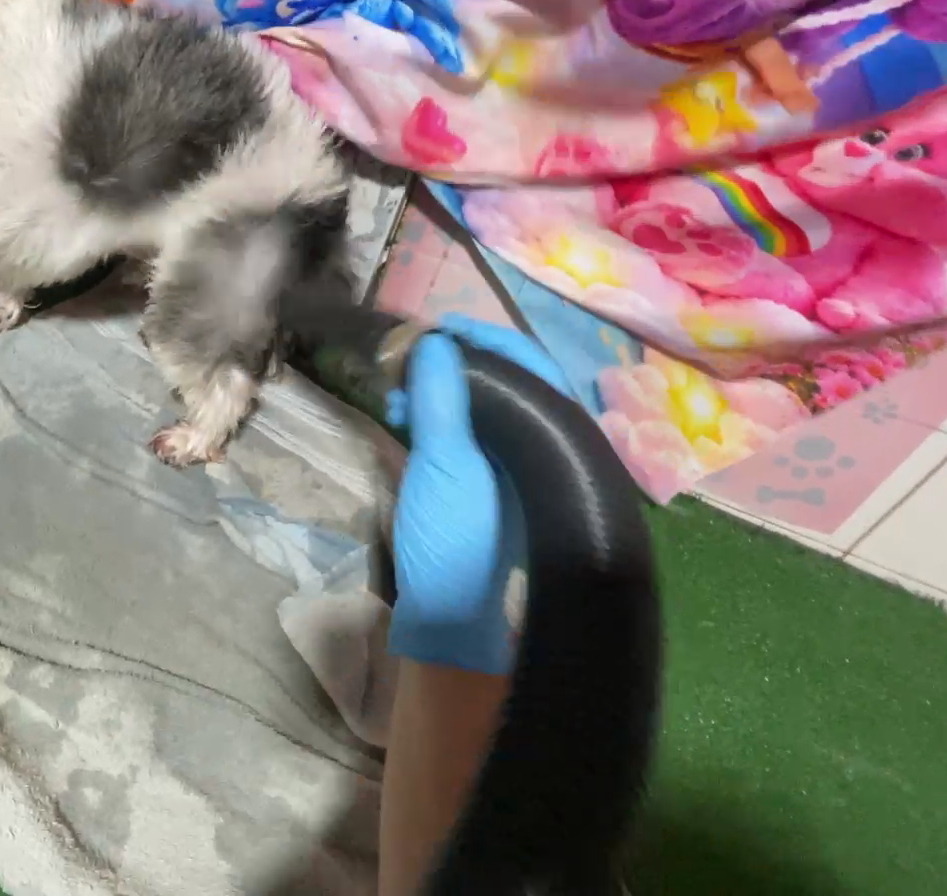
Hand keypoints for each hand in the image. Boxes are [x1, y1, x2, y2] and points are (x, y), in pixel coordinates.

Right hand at [385, 315, 570, 673]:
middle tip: (407, 359)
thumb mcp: (443, 465)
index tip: (437, 328)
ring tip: (395, 391)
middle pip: (507, 383)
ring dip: (438, 391)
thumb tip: (435, 343)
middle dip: (453, 365)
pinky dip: (435, 418)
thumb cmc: (455, 538)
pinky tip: (403, 417)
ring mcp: (515, 468)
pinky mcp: (487, 483)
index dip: (486, 339)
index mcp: (552, 443)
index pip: (531, 367)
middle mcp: (542, 449)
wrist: (448, 617)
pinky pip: (466, 432)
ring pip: (483, 407)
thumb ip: (442, 402)